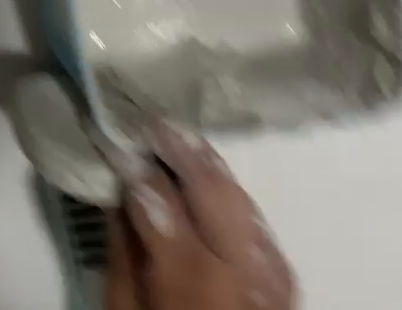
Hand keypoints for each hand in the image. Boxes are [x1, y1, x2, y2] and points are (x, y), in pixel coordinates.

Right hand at [106, 125, 296, 309]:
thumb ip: (123, 251)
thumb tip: (119, 190)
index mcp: (192, 283)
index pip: (160, 202)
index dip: (136, 167)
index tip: (115, 142)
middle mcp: (241, 275)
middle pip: (213, 192)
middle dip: (181, 148)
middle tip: (150, 118)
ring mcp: (273, 278)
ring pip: (241, 200)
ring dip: (209, 164)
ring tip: (177, 136)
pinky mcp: (285, 283)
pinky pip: (258, 222)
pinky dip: (232, 193)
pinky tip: (211, 177)